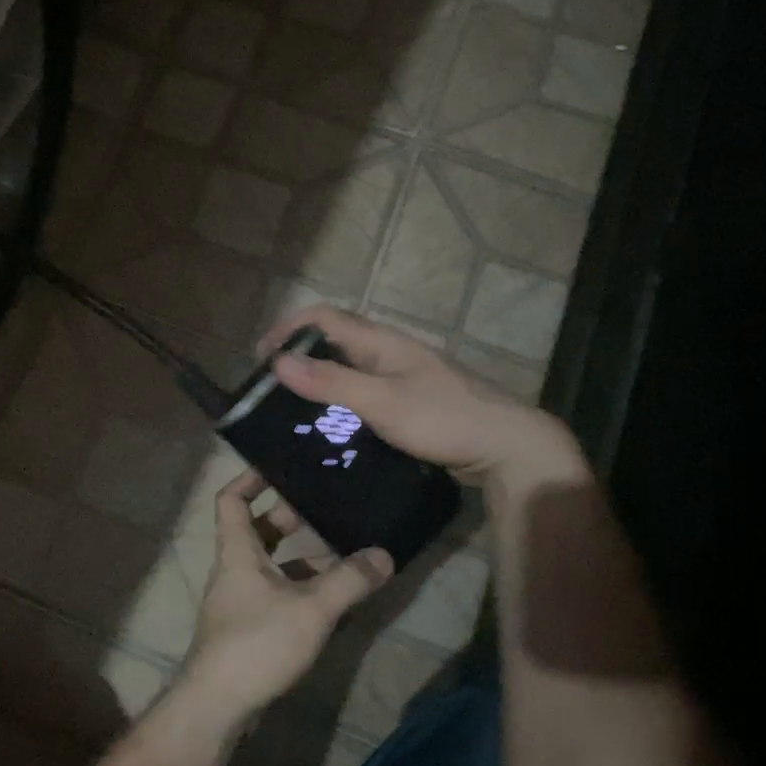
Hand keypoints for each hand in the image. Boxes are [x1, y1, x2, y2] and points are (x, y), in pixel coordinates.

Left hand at [181, 469, 393, 715]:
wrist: (218, 703)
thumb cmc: (257, 643)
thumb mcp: (311, 608)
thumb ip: (349, 580)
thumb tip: (384, 554)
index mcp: (236, 552)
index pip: (231, 499)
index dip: (250, 478)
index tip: (281, 465)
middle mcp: (233, 569)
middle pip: (256, 529)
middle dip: (289, 516)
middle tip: (327, 507)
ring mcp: (239, 600)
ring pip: (270, 563)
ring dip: (301, 555)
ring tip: (342, 548)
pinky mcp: (248, 626)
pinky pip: (275, 592)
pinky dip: (300, 586)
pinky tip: (332, 595)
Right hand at [257, 305, 583, 489]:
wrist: (507, 447)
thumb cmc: (444, 418)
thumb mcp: (382, 402)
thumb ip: (331, 382)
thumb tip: (278, 362)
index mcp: (380, 342)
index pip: (323, 317)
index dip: (287, 329)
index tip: (259, 359)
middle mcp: (388, 353)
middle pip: (332, 342)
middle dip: (297, 357)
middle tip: (270, 390)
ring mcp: (401, 378)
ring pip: (347, 370)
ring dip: (316, 382)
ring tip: (290, 413)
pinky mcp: (408, 403)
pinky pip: (361, 394)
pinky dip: (338, 404)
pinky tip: (329, 431)